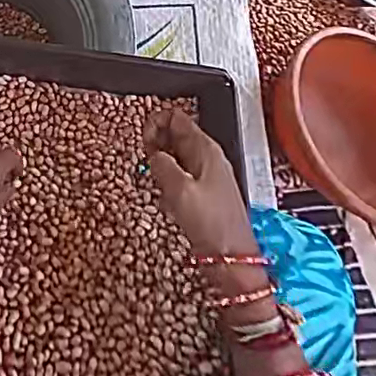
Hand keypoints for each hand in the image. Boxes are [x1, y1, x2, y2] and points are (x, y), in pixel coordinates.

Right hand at [144, 108, 254, 256]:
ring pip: (177, 154)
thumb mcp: (179, 190)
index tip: (144, 139)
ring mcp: (207, 174)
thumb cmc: (211, 223)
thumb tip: (153, 155)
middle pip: (177, 134)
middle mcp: (208, 157)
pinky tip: (164, 192)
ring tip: (153, 175)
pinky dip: (168, 176)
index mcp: (206, 149)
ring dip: (161, 160)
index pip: (177, 118)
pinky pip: (181, 173)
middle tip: (145, 157)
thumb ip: (162, 165)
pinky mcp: (204, 191)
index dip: (156, 123)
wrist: (232, 256)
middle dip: (156, 141)